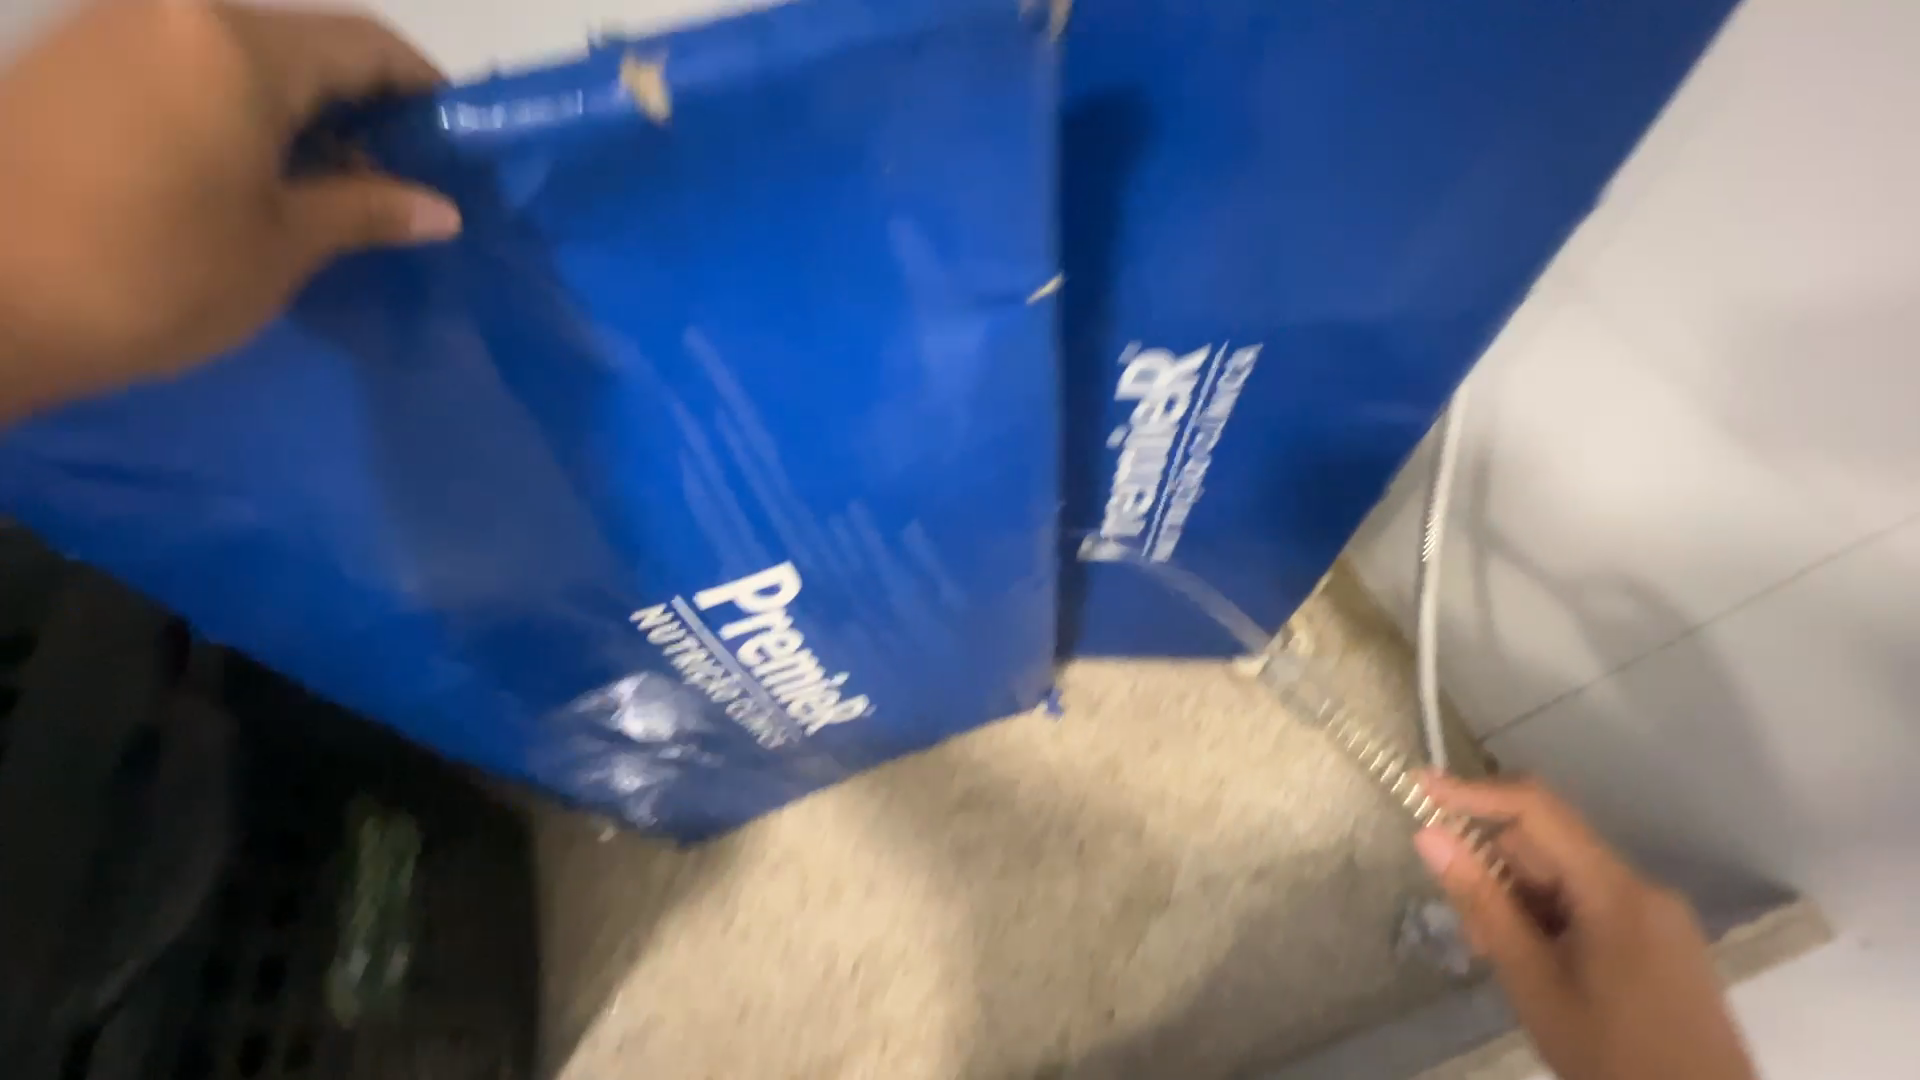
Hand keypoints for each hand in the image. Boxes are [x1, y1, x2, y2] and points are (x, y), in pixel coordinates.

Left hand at [0, 0, 458, 417]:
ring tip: (345, 192)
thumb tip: (441, 208)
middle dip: (371, 111)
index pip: (369, 46)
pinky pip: (194, 75)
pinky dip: (251, 118)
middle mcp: (170, 13)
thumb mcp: (287, 242)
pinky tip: (271, 182)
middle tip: (409, 183)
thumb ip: (370, 208)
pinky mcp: (74, 69)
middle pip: (307, 47)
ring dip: (312, 118)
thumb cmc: (156, 268)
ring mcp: (112, 34)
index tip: (461, 150)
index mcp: (236, 47)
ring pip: (250, 62)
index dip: (428, 94)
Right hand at [1413, 773, 1756, 1079]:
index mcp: (1617, 891)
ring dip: (1519, 904)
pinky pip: (1585, 903)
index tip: (1419, 787)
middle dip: (1495, 874)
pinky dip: (1548, 920)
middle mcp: (1643, 889)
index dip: (1473, 792)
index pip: (1537, 809)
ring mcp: (1656, 915)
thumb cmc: (1614, 1058)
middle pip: (1545, 848)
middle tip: (1473, 933)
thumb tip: (1428, 833)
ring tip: (1506, 961)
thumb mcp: (1531, 979)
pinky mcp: (1659, 940)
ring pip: (1560, 878)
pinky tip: (1539, 965)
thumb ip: (1480, 900)